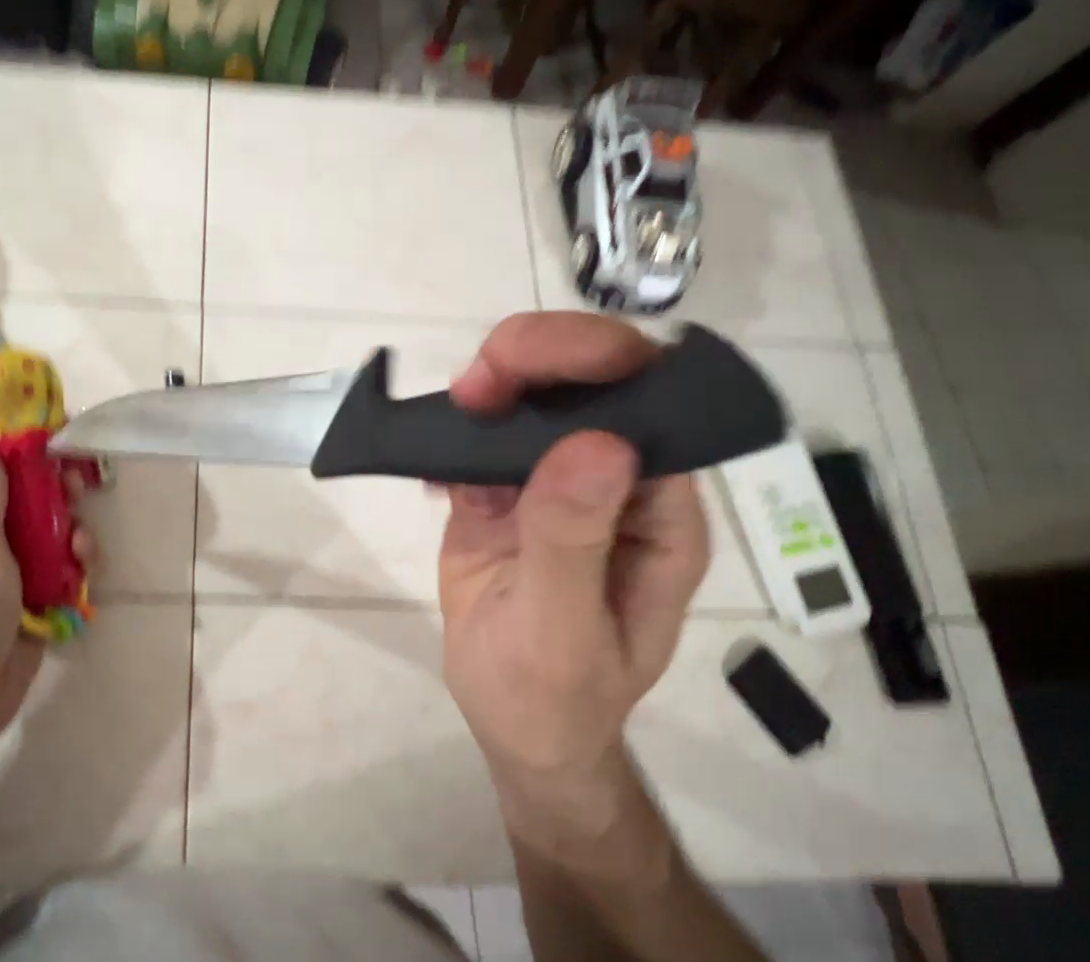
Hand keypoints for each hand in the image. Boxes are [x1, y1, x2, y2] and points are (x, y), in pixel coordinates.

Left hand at [0, 437, 89, 740]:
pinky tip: (84, 579)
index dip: (32, 458)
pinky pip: (67, 576)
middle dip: (63, 500)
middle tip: (80, 497)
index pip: (4, 476)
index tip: (63, 446)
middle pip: (37, 506)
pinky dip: (79, 573)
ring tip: (82, 554)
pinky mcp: (40, 604)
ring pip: (58, 540)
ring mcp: (19, 576)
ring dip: (76, 539)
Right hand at [439, 314, 708, 846]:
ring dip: (494, 386)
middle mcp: (616, 484)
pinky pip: (482, 442)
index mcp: (658, 512)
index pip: (651, 406)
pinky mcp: (503, 495)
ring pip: (536, 400)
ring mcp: (556, 485)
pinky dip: (454, 434)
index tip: (526, 367)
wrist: (515, 730)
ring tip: (453, 407)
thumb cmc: (554, 697)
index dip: (598, 366)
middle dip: (539, 359)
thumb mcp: (562, 631)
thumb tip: (597, 442)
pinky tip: (432, 459)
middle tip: (475, 383)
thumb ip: (573, 541)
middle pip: (593, 384)